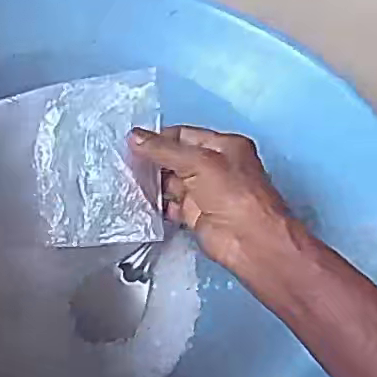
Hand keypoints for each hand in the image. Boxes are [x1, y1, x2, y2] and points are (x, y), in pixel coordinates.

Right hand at [128, 126, 304, 278]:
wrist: (250, 241)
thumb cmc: (235, 195)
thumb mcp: (198, 163)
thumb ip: (164, 150)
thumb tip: (135, 137)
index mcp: (223, 146)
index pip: (183, 135)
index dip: (158, 138)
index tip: (132, 143)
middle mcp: (214, 166)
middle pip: (174, 158)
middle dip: (152, 160)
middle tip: (126, 162)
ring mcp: (204, 191)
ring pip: (170, 181)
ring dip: (151, 182)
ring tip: (128, 180)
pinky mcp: (194, 214)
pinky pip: (169, 204)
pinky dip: (156, 203)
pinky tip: (140, 200)